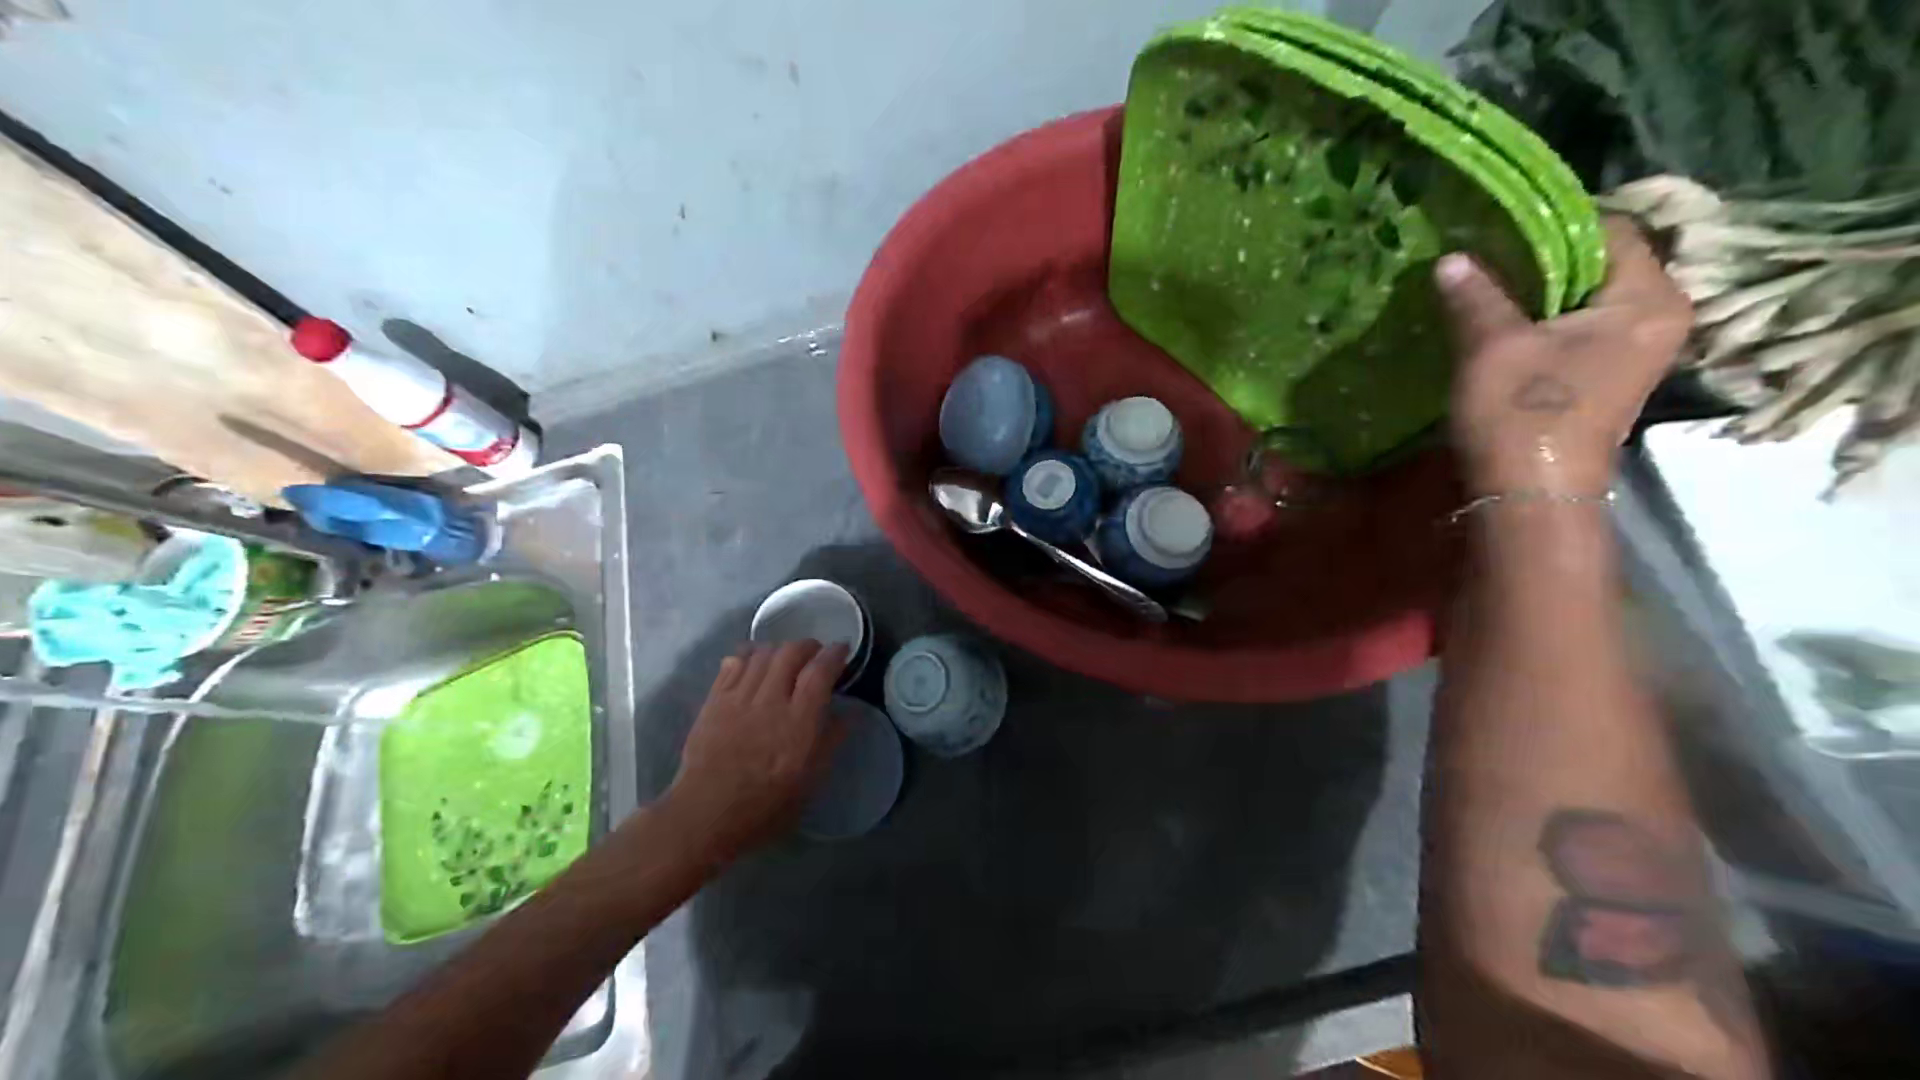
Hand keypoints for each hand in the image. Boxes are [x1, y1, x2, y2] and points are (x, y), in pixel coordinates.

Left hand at [665, 641, 848, 858]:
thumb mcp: (810, 780)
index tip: (842, 649)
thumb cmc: (766, 805)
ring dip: (780, 649)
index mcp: (798, 721)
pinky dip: (749, 655)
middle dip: (808, 646)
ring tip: (786, 658)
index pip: (820, 670)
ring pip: (763, 653)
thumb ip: (830, 741)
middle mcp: (770, 700)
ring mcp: (739, 697)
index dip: (834, 653)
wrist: (706, 814)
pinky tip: (754, 662)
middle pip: (791, 652)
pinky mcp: (715, 699)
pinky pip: (733, 662)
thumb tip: (850, 714)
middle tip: (815, 655)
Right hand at [1436, 218, 1692, 496]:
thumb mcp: (1492, 348)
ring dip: (1535, 289)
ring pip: (1584, 296)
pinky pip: (1577, 325)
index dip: (1552, 222)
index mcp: (1647, 299)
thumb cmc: (1522, 415)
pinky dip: (1539, 317)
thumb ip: (1476, 296)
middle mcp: (1657, 315)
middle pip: (1600, 262)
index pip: (1610, 230)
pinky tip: (1497, 320)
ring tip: (1483, 284)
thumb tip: (1452, 258)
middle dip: (1540, 257)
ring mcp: (1634, 347)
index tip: (1496, 225)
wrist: (1528, 494)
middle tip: (1483, 252)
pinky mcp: (1606, 373)